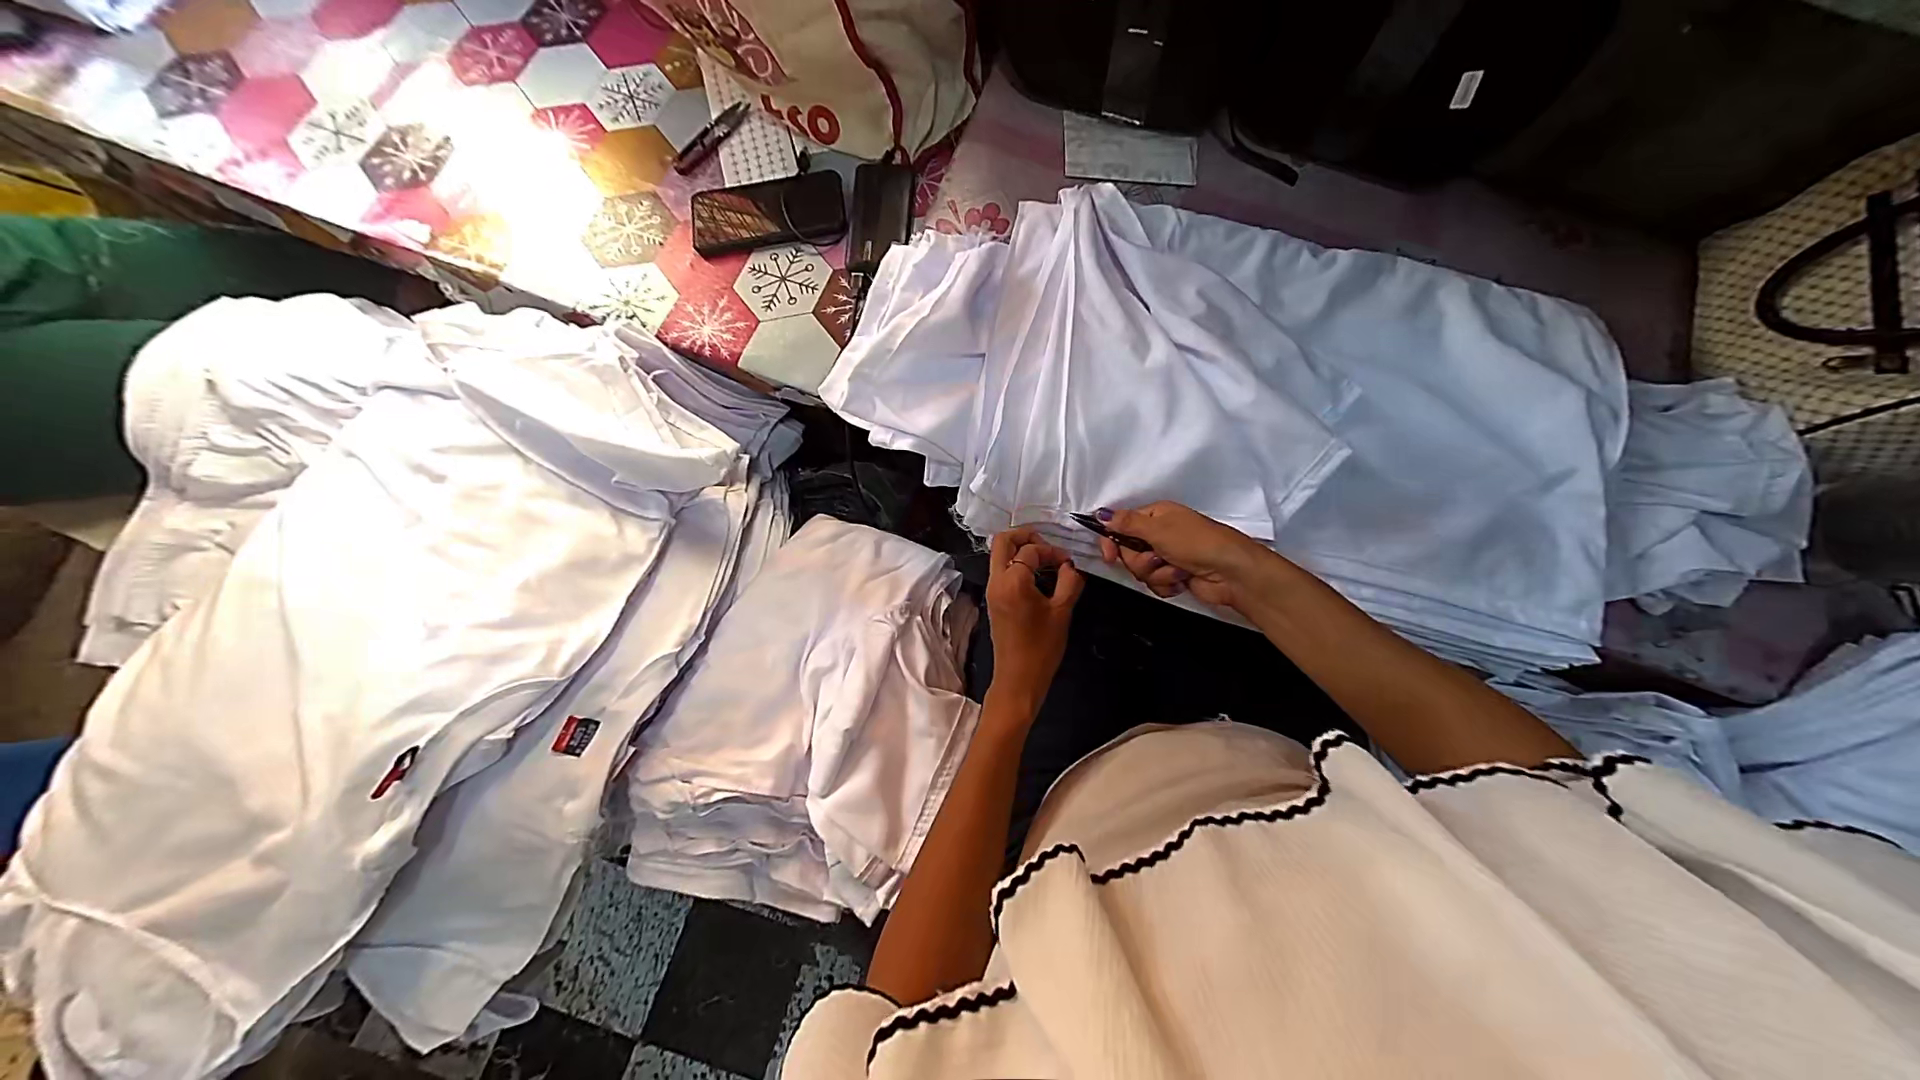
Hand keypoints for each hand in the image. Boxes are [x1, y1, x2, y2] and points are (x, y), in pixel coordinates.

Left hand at [985, 528, 1084, 712]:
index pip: (1030, 550)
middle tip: (1048, 546)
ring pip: (999, 554)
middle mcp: (996, 580)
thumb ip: (1070, 581)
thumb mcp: (1062, 611)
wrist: (1018, 678)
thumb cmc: (1042, 647)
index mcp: (1012, 581)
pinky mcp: (993, 599)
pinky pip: (1001, 569)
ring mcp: (992, 590)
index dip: (1052, 551)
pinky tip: (1038, 576)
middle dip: (1026, 536)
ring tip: (1047, 561)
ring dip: (1021, 550)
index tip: (1068, 563)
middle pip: (1002, 540)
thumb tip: (1070, 565)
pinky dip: (1017, 564)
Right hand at [1095, 502, 1269, 609]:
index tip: (1109, 556)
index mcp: (1156, 515)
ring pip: (1141, 571)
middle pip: (1128, 552)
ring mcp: (1168, 556)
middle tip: (1157, 558)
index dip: (1112, 541)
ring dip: (1157, 574)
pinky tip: (1182, 580)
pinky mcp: (1175, 576)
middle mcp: (1160, 534)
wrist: (1232, 573)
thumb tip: (1101, 514)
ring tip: (1176, 569)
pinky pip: (1155, 584)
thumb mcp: (1158, 529)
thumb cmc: (1199, 543)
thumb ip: (1127, 523)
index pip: (1120, 526)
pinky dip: (1167, 584)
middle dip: (1140, 561)